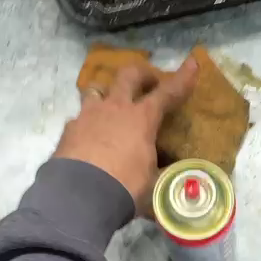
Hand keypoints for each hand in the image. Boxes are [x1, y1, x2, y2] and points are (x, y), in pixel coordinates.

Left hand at [54, 57, 198, 210]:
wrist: (80, 198)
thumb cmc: (125, 188)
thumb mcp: (152, 183)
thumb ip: (161, 173)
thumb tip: (173, 174)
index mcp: (141, 120)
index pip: (167, 93)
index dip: (182, 78)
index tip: (192, 63)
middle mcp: (115, 109)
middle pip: (128, 76)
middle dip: (142, 73)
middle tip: (149, 81)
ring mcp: (88, 116)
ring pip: (97, 89)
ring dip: (107, 92)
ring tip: (111, 105)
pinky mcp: (68, 130)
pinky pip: (79, 117)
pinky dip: (88, 123)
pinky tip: (89, 136)